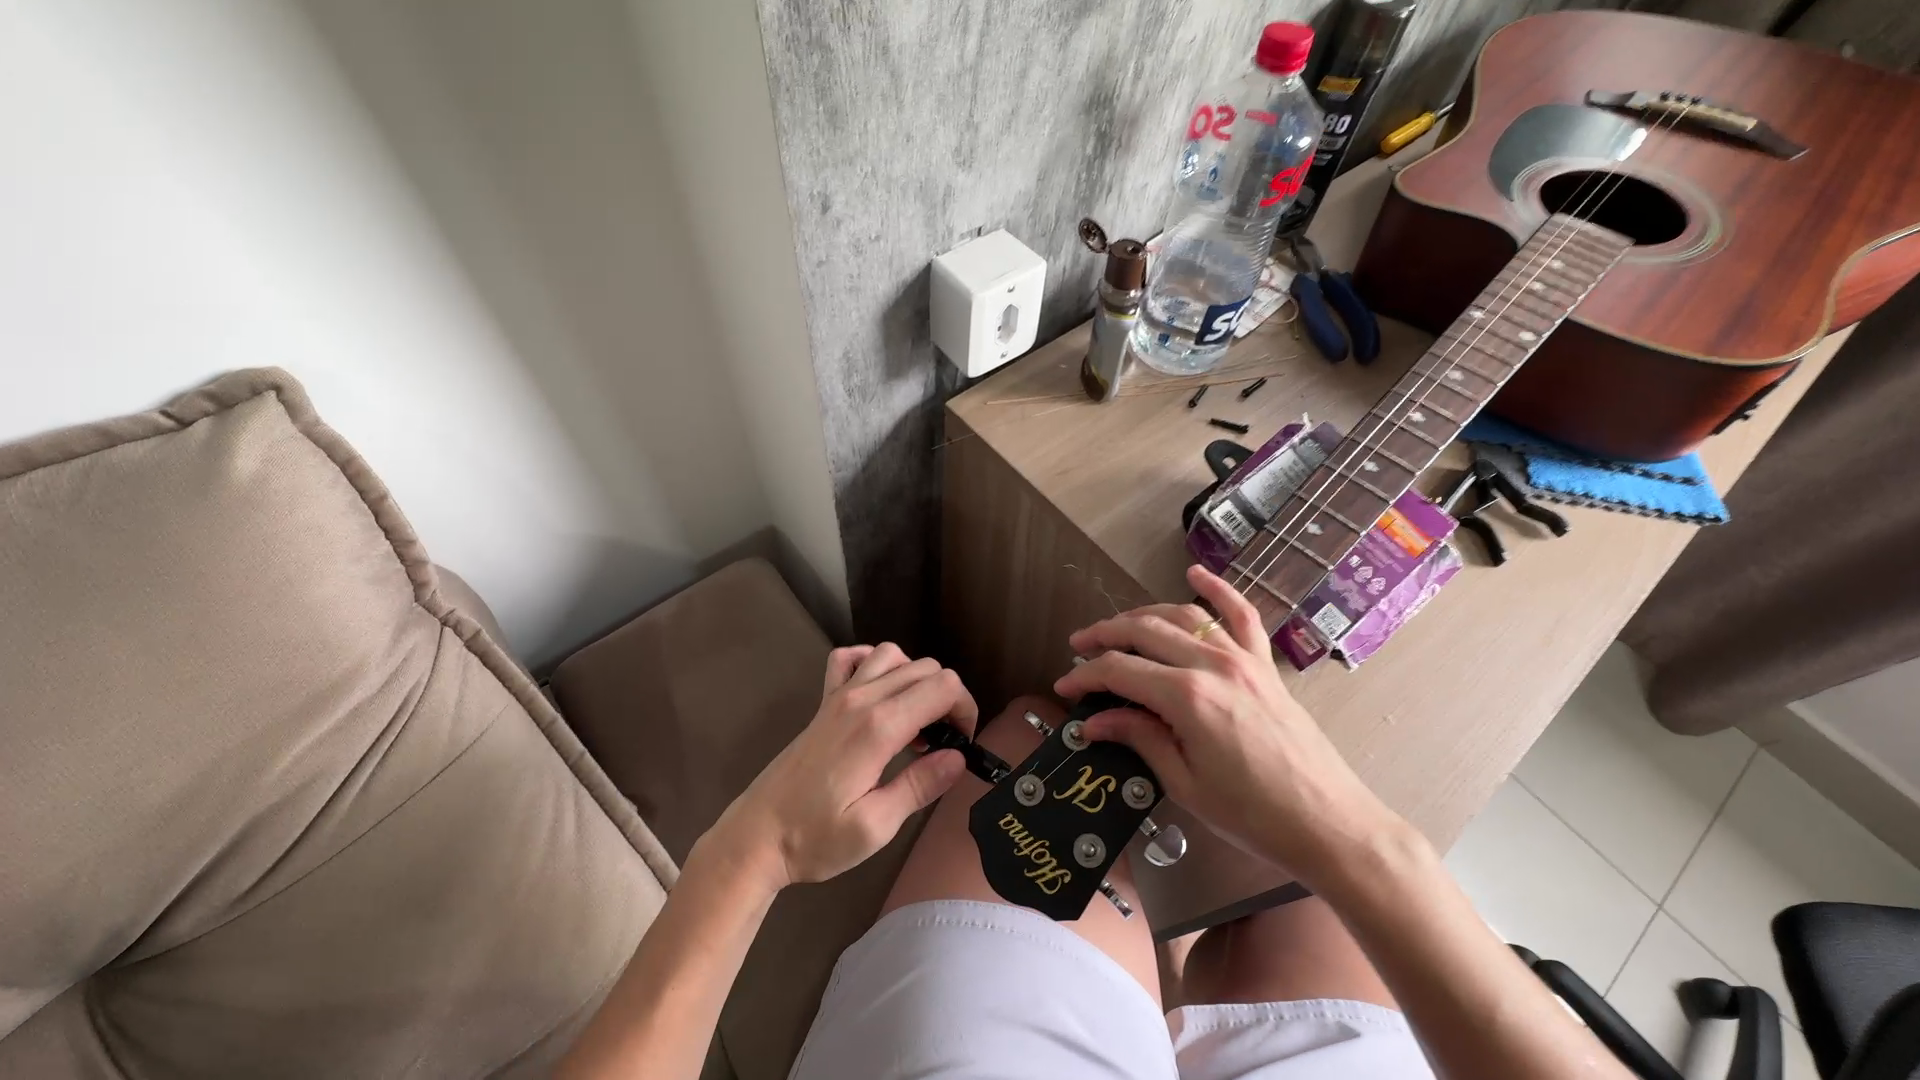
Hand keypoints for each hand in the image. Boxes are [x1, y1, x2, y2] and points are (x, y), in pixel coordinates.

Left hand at [702, 644, 977, 893]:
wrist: (757, 836)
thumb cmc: (815, 839)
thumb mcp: (876, 827)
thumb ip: (919, 786)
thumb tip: (958, 757)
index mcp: (878, 729)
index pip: (943, 688)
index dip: (966, 709)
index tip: (963, 744)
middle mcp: (860, 699)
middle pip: (925, 668)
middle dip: (949, 697)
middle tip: (945, 741)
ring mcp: (837, 697)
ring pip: (892, 655)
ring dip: (915, 679)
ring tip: (916, 721)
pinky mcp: (823, 704)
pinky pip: (850, 659)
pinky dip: (872, 664)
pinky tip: (879, 694)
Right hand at [1053, 564, 1407, 886]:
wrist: (1327, 822)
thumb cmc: (1251, 816)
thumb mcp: (1184, 784)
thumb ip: (1139, 739)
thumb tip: (1095, 722)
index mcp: (1187, 697)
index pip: (1120, 670)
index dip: (1085, 675)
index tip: (1064, 687)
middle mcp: (1213, 665)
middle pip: (1145, 631)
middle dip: (1104, 635)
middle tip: (1078, 648)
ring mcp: (1244, 659)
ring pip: (1183, 616)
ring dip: (1144, 614)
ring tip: (1118, 627)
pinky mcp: (1266, 665)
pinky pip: (1241, 615)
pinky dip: (1219, 589)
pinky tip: (1196, 573)